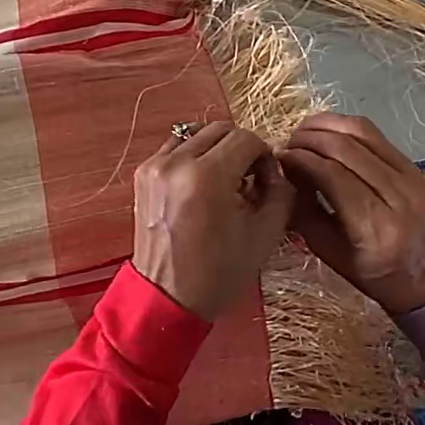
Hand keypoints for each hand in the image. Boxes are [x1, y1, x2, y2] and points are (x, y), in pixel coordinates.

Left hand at [132, 122, 294, 321]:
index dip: (263, 156)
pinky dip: (192, 156)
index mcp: (206, 176)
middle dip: (240, 148)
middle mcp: (176, 163)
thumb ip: (280, 191)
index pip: (245, 138)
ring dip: (215, 149)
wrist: (168, 294)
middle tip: (248, 178)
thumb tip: (275, 167)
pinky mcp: (143, 173)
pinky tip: (201, 185)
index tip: (266, 180)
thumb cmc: (219, 270)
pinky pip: (173, 148)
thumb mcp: (266, 233)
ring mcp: (154, 166)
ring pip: (194, 133)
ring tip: (223, 181)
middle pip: (219, 129)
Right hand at [278, 114, 424, 315]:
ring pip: (360, 131)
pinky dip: (342, 126)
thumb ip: (302, 206)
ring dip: (324, 126)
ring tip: (301, 134)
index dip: (300, 159)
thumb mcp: (323, 247)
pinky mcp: (412, 165)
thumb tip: (283, 168)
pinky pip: (373, 133)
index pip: (332, 175)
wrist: (422, 275)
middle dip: (307, 139)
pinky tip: (324, 133)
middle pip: (345, 148)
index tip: (278, 157)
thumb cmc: (367, 269)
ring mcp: (410, 176)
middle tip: (286, 145)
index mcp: (375, 226)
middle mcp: (398, 196)